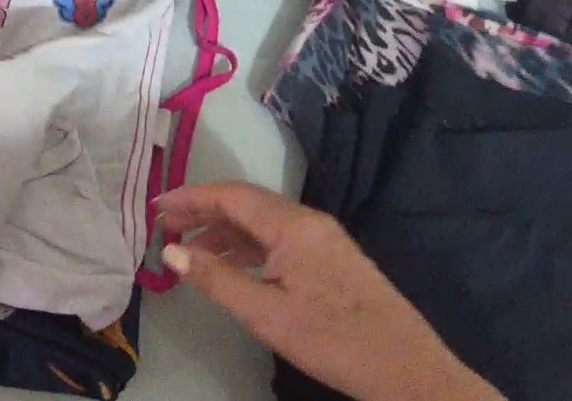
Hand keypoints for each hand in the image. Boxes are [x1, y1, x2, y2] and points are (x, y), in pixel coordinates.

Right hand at [156, 182, 503, 400]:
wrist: (416, 376)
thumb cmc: (336, 342)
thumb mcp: (268, 315)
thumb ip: (216, 279)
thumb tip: (171, 252)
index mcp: (292, 224)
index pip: (229, 195)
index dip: (189, 198)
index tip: (155, 208)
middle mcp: (307, 220)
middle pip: (245, 203)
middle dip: (203, 211)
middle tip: (166, 226)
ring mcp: (324, 238)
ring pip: (262, 221)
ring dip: (224, 230)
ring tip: (190, 249)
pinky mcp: (333, 259)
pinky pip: (279, 238)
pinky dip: (248, 246)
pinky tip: (233, 267)